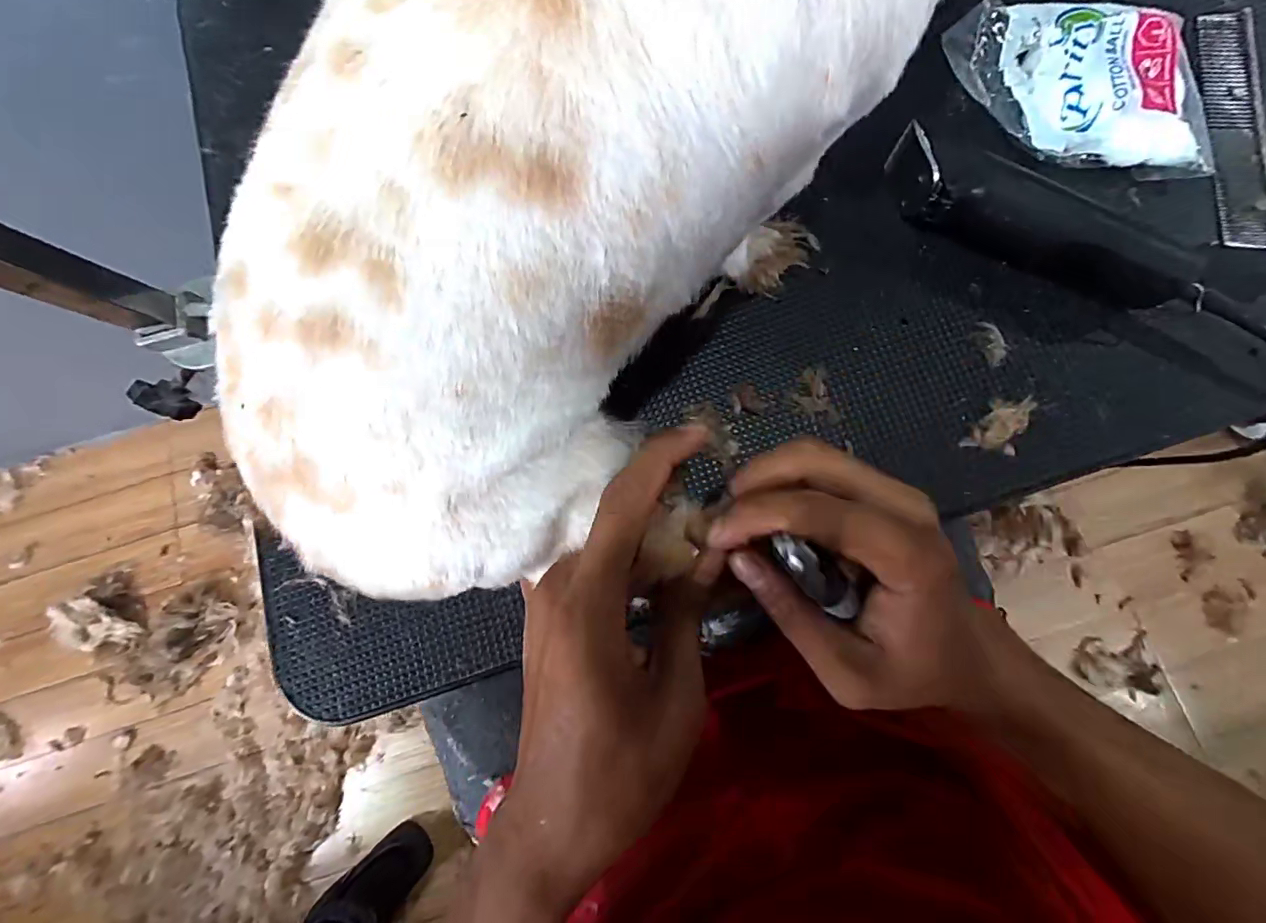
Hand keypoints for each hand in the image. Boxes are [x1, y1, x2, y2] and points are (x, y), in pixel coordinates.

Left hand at [469, 427, 723, 917]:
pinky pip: (598, 566)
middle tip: (718, 492)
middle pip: (614, 514)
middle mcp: (556, 587)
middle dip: (667, 493)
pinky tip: (671, 569)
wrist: (551, 830)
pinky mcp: (550, 618)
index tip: (702, 435)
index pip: (623, 503)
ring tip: (705, 530)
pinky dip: (636, 558)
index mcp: (585, 601)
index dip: (663, 458)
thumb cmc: (621, 771)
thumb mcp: (677, 691)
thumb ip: (688, 608)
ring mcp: (546, 602)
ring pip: (607, 538)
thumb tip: (713, 548)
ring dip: (654, 528)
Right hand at [705, 439, 1039, 715]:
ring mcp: (899, 490)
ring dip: (766, 474)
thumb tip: (738, 559)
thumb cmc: (914, 672)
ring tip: (735, 514)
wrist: (969, 654)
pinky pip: (826, 466)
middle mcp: (906, 505)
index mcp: (906, 553)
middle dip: (756, 479)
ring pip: (817, 453)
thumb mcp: (847, 673)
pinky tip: (763, 510)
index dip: (760, 514)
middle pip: (816, 459)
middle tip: (718, 518)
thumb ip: (792, 616)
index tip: (713, 535)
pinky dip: (785, 479)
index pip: (822, 510)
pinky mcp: (887, 490)